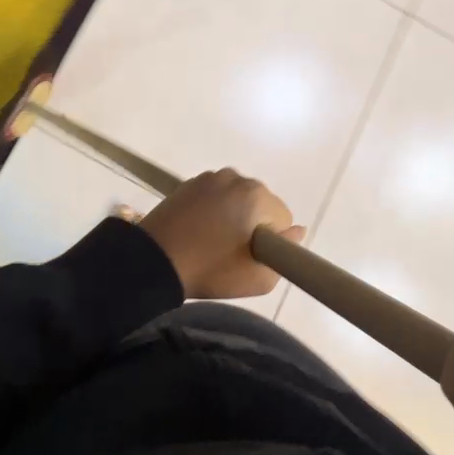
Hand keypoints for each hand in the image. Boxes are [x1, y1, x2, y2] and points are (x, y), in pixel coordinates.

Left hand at [137, 169, 305, 299]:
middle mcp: (235, 177)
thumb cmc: (211, 270)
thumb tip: (297, 232)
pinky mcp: (190, 183)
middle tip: (231, 251)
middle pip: (260, 205)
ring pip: (238, 199)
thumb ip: (287, 254)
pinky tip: (199, 230)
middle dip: (253, 225)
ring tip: (213, 241)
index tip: (249, 256)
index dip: (271, 242)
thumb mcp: (258, 277)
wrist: (156, 260)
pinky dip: (214, 210)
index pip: (283, 219)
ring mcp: (210, 177)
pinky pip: (216, 196)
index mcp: (256, 195)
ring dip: (234, 216)